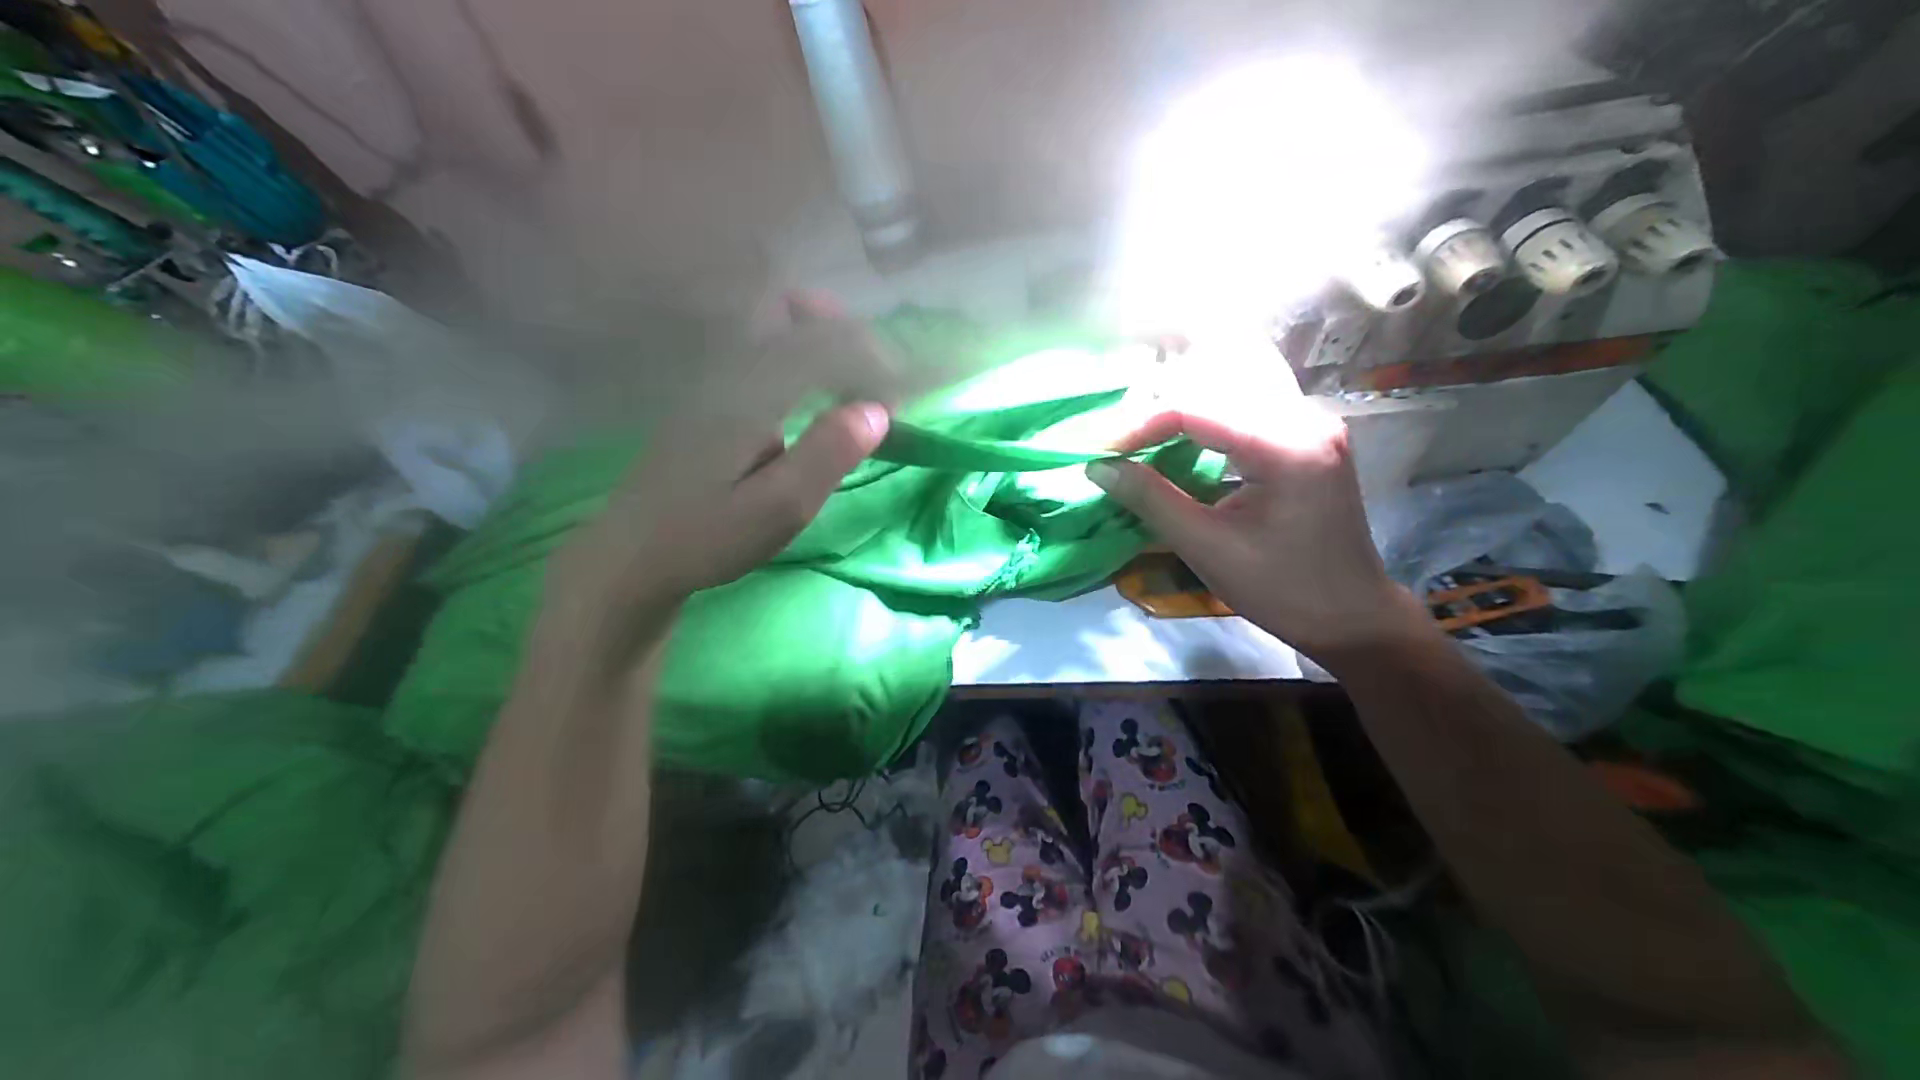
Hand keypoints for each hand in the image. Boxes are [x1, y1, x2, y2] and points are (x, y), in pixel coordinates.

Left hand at [558, 318, 892, 600]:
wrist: (631, 555)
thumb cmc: (705, 537)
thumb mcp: (778, 509)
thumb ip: (828, 455)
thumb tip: (877, 410)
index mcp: (748, 394)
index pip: (819, 343)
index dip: (868, 358)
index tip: (896, 397)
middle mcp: (727, 373)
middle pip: (787, 313)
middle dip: (841, 331)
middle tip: (874, 372)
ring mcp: (711, 383)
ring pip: (771, 330)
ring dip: (819, 342)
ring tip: (852, 383)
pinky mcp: (706, 400)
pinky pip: (759, 355)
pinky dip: (797, 360)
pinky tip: (811, 400)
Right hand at [1087, 398, 1432, 666]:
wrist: (1352, 616)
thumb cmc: (1280, 589)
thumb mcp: (1206, 547)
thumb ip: (1151, 499)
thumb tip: (1099, 467)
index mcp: (1286, 445)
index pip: (1197, 410)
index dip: (1142, 426)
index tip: (1103, 453)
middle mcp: (1307, 419)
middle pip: (1215, 394)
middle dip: (1159, 416)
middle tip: (1119, 448)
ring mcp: (1316, 425)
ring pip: (1232, 398)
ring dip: (1184, 417)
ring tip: (1143, 445)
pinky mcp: (1313, 439)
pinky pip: (1251, 414)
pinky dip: (1211, 427)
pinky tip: (1186, 446)